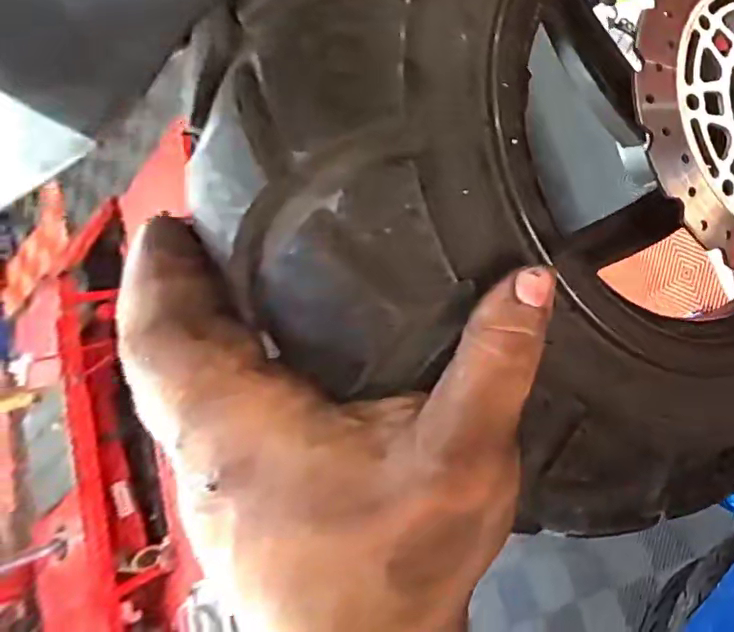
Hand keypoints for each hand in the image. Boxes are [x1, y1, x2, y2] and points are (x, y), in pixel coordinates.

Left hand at [117, 216, 552, 631]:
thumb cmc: (399, 549)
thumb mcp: (463, 448)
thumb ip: (496, 360)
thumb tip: (531, 277)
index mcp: (241, 430)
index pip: (171, 343)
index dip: (163, 278)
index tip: (171, 222)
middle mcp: (219, 450)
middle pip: (180, 360)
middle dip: (195, 293)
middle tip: (241, 229)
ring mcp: (240, 479)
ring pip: (210, 388)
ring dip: (226, 330)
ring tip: (280, 275)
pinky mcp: (270, 495)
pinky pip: (246, 409)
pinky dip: (259, 364)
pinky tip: (317, 356)